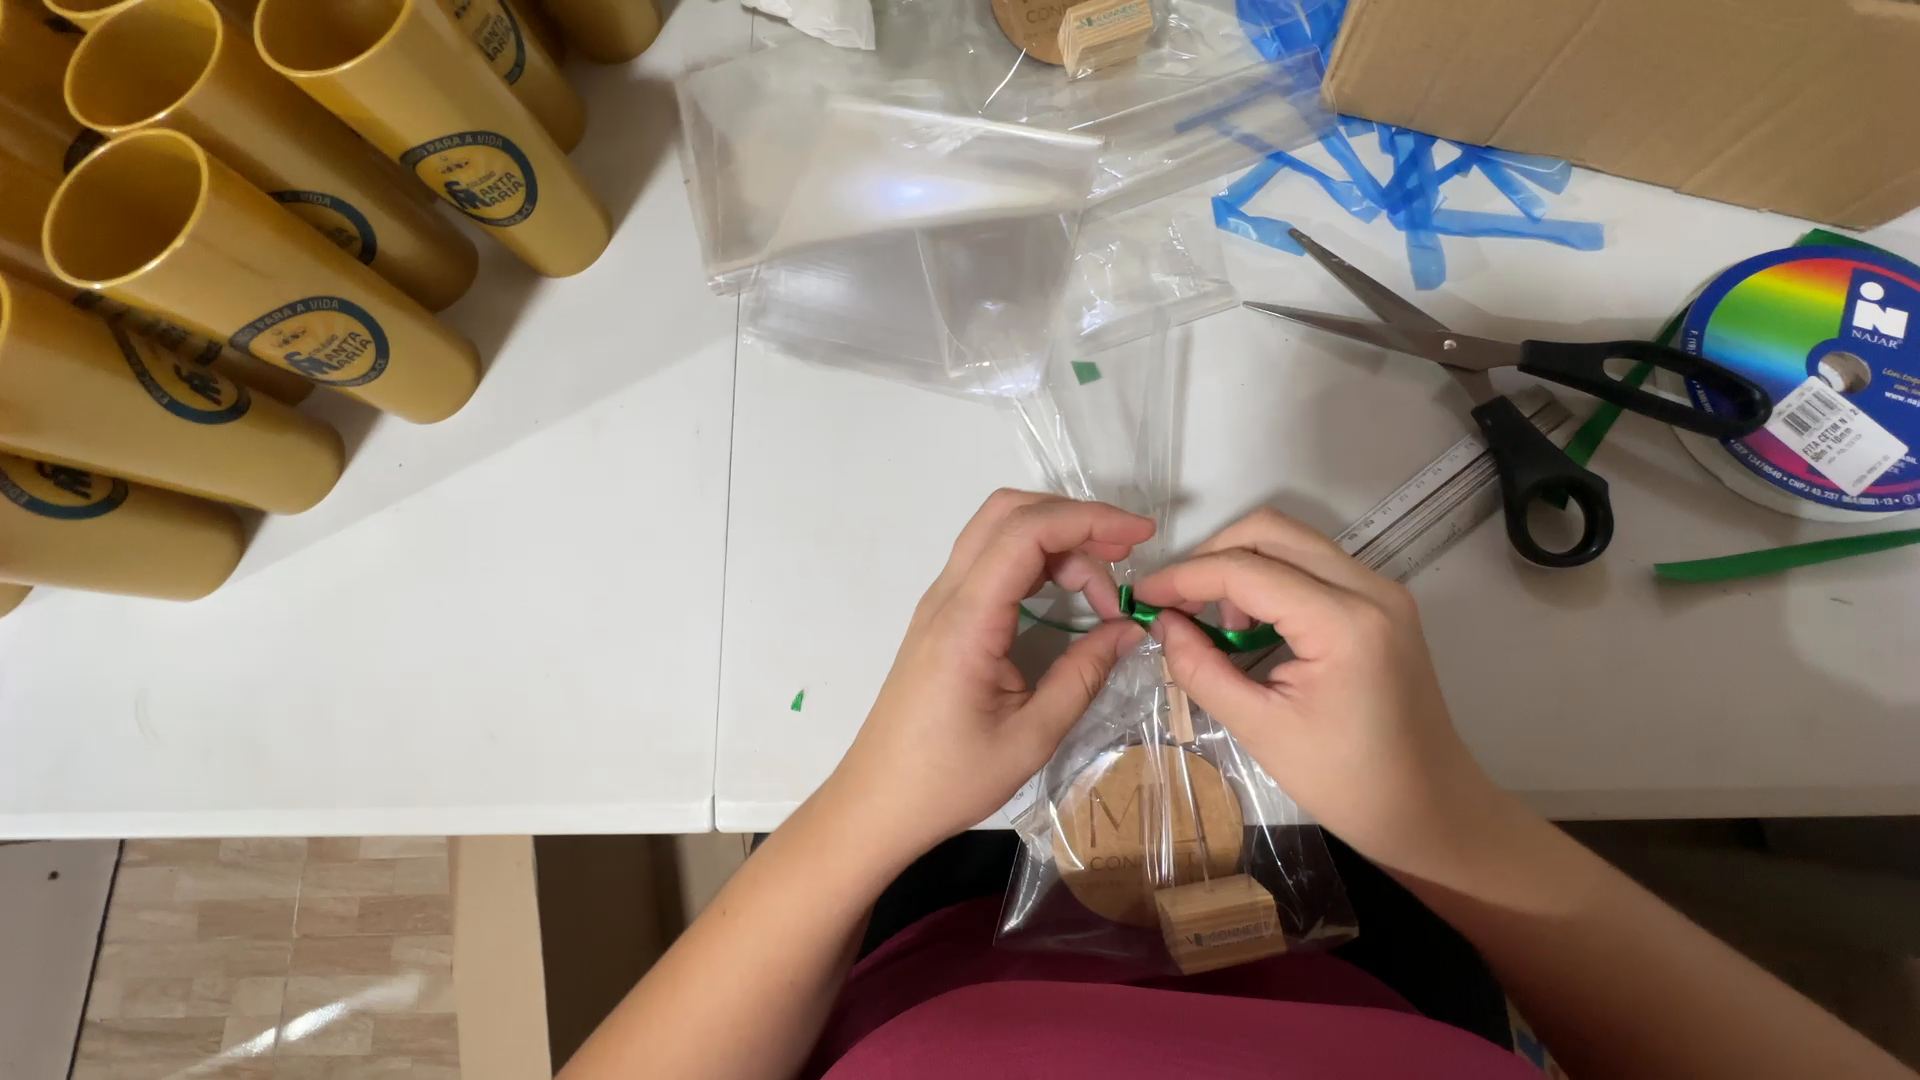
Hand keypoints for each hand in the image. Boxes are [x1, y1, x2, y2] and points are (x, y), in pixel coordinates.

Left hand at [822, 490, 1150, 867]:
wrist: (878, 802)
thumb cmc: (950, 778)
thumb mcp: (1032, 736)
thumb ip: (1084, 674)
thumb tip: (1131, 629)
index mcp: (967, 620)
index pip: (1026, 532)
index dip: (1088, 519)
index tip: (1140, 538)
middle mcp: (946, 596)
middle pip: (1007, 513)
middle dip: (1072, 519)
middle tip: (1124, 554)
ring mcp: (938, 602)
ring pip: (996, 531)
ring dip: (1053, 540)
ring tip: (1100, 591)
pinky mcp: (940, 617)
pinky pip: (988, 562)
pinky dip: (1032, 560)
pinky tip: (1064, 595)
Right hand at [1134, 508, 1511, 878]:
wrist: (1432, 810)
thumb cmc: (1347, 782)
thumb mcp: (1259, 729)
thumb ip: (1200, 669)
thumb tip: (1159, 624)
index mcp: (1344, 622)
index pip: (1244, 570)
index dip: (1183, 578)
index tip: (1141, 599)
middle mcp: (1368, 588)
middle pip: (1269, 530)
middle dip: (1209, 558)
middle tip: (1175, 603)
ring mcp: (1379, 590)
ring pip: (1289, 539)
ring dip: (1238, 564)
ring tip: (1212, 622)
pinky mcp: (1379, 602)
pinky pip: (1309, 563)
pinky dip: (1266, 578)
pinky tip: (1249, 626)